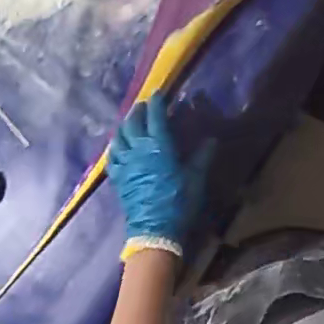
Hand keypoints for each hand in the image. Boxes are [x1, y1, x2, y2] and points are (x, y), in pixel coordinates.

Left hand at [106, 100, 211, 257]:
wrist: (154, 230)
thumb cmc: (178, 201)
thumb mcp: (195, 179)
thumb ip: (202, 156)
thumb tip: (211, 139)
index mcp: (159, 145)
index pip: (155, 115)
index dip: (157, 102)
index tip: (159, 93)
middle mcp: (138, 149)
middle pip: (133, 122)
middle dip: (138, 111)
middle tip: (144, 106)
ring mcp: (124, 162)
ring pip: (119, 136)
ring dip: (124, 126)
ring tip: (129, 122)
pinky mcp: (117, 177)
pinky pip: (112, 156)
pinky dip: (114, 147)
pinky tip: (117, 146)